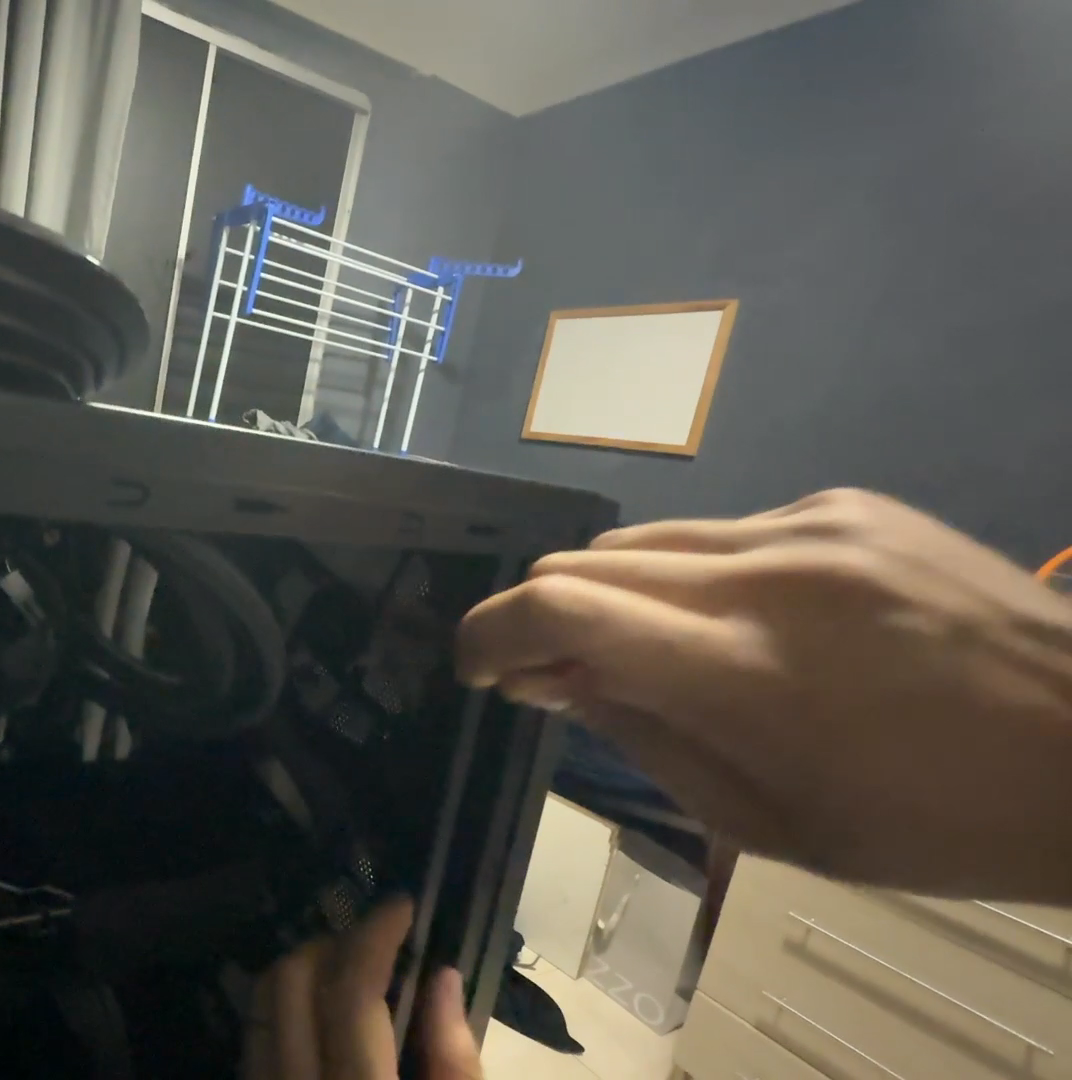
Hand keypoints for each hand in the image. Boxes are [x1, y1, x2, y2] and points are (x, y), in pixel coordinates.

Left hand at [241, 898, 483, 1078]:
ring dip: (304, 968)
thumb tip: (440, 976)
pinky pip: (255, 1032)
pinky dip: (284, 1004)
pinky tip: (323, 1012)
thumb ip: (454, 1065)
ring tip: (351, 970)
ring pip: (262, 1000)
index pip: (351, 994)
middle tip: (378, 942)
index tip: (403, 906)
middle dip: (334, 944)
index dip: (376, 937)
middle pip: (292, 981)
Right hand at [458, 488, 1071, 900]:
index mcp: (742, 669)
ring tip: (643, 645)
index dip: (488, 632)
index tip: (478, 668)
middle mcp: (760, 575)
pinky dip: (677, 576)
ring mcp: (802, 526)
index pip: (558, 610)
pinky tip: (734, 616)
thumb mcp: (759, 817)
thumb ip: (633, 731)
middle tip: (552, 673)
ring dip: (601, 595)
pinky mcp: (836, 504)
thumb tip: (547, 679)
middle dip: (535, 620)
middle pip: (573, 565)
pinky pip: (703, 532)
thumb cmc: (930, 820)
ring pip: (628, 542)